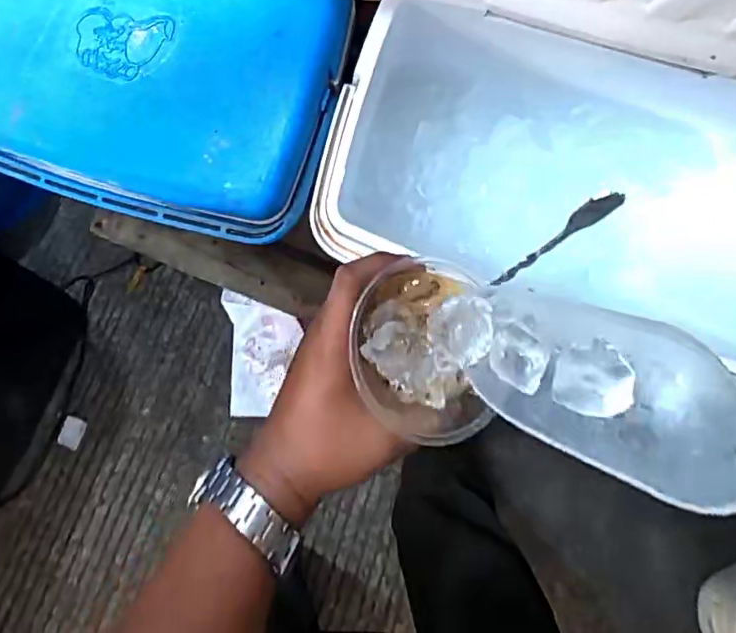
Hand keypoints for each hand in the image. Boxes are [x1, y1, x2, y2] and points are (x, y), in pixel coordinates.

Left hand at [239, 254, 412, 525]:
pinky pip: (344, 320)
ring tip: (415, 302)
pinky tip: (394, 334)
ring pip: (346, 302)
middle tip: (424, 283)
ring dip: (377, 294)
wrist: (278, 474)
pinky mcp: (317, 359)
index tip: (414, 266)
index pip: (348, 279)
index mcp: (330, 338)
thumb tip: (456, 401)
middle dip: (386, 275)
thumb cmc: (324, 447)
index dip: (380, 262)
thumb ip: (421, 420)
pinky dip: (369, 315)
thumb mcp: (380, 438)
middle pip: (349, 284)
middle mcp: (320, 332)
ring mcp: (316, 345)